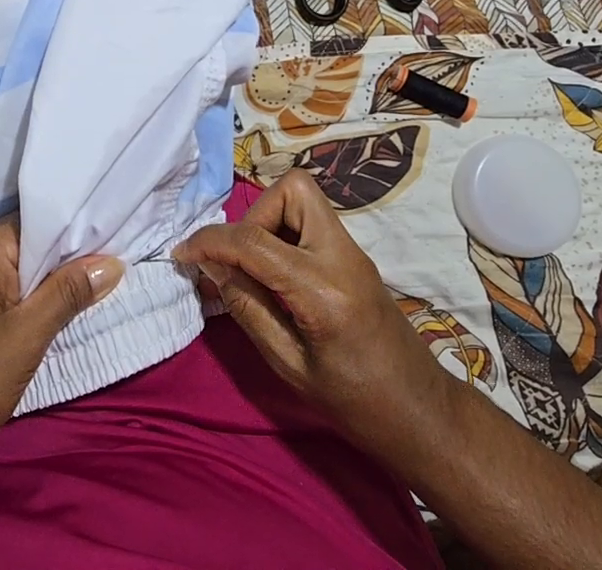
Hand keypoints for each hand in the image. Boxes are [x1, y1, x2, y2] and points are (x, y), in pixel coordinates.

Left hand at [0, 218, 123, 552]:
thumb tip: (112, 262)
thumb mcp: (27, 338)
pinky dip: (3, 306)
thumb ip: (69, 294)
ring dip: (29, 292)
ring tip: (64, 313)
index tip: (108, 256)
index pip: (38, 223)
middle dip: (54, 268)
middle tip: (94, 289)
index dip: (74, 238)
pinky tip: (18, 333)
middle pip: (19, 247)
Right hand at [171, 170, 449, 462]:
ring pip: (303, 199)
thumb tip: (212, 267)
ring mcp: (353, 252)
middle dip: (252, 216)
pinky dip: (283, 234)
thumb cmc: (353, 402)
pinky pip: (312, 223)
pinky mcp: (355, 257)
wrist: (419, 412)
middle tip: (236, 262)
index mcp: (322, 289)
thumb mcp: (288, 364)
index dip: (209, 242)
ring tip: (252, 269)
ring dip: (268, 222)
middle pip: (292, 190)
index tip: (182, 255)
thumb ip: (247, 307)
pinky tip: (273, 274)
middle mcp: (341, 255)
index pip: (254, 240)